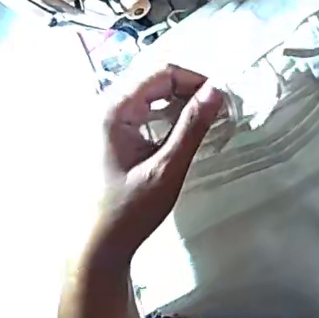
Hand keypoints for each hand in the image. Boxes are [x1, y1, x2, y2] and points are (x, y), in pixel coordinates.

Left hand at [90, 64, 225, 263]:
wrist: (98, 244)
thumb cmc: (131, 210)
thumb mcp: (167, 169)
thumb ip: (191, 127)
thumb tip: (216, 91)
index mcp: (114, 109)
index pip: (160, 73)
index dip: (194, 79)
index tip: (220, 97)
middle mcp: (105, 106)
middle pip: (152, 78)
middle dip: (186, 87)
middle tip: (214, 108)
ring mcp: (105, 118)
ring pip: (148, 91)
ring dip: (176, 98)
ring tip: (202, 117)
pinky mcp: (110, 131)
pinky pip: (141, 107)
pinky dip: (164, 110)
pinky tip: (179, 128)